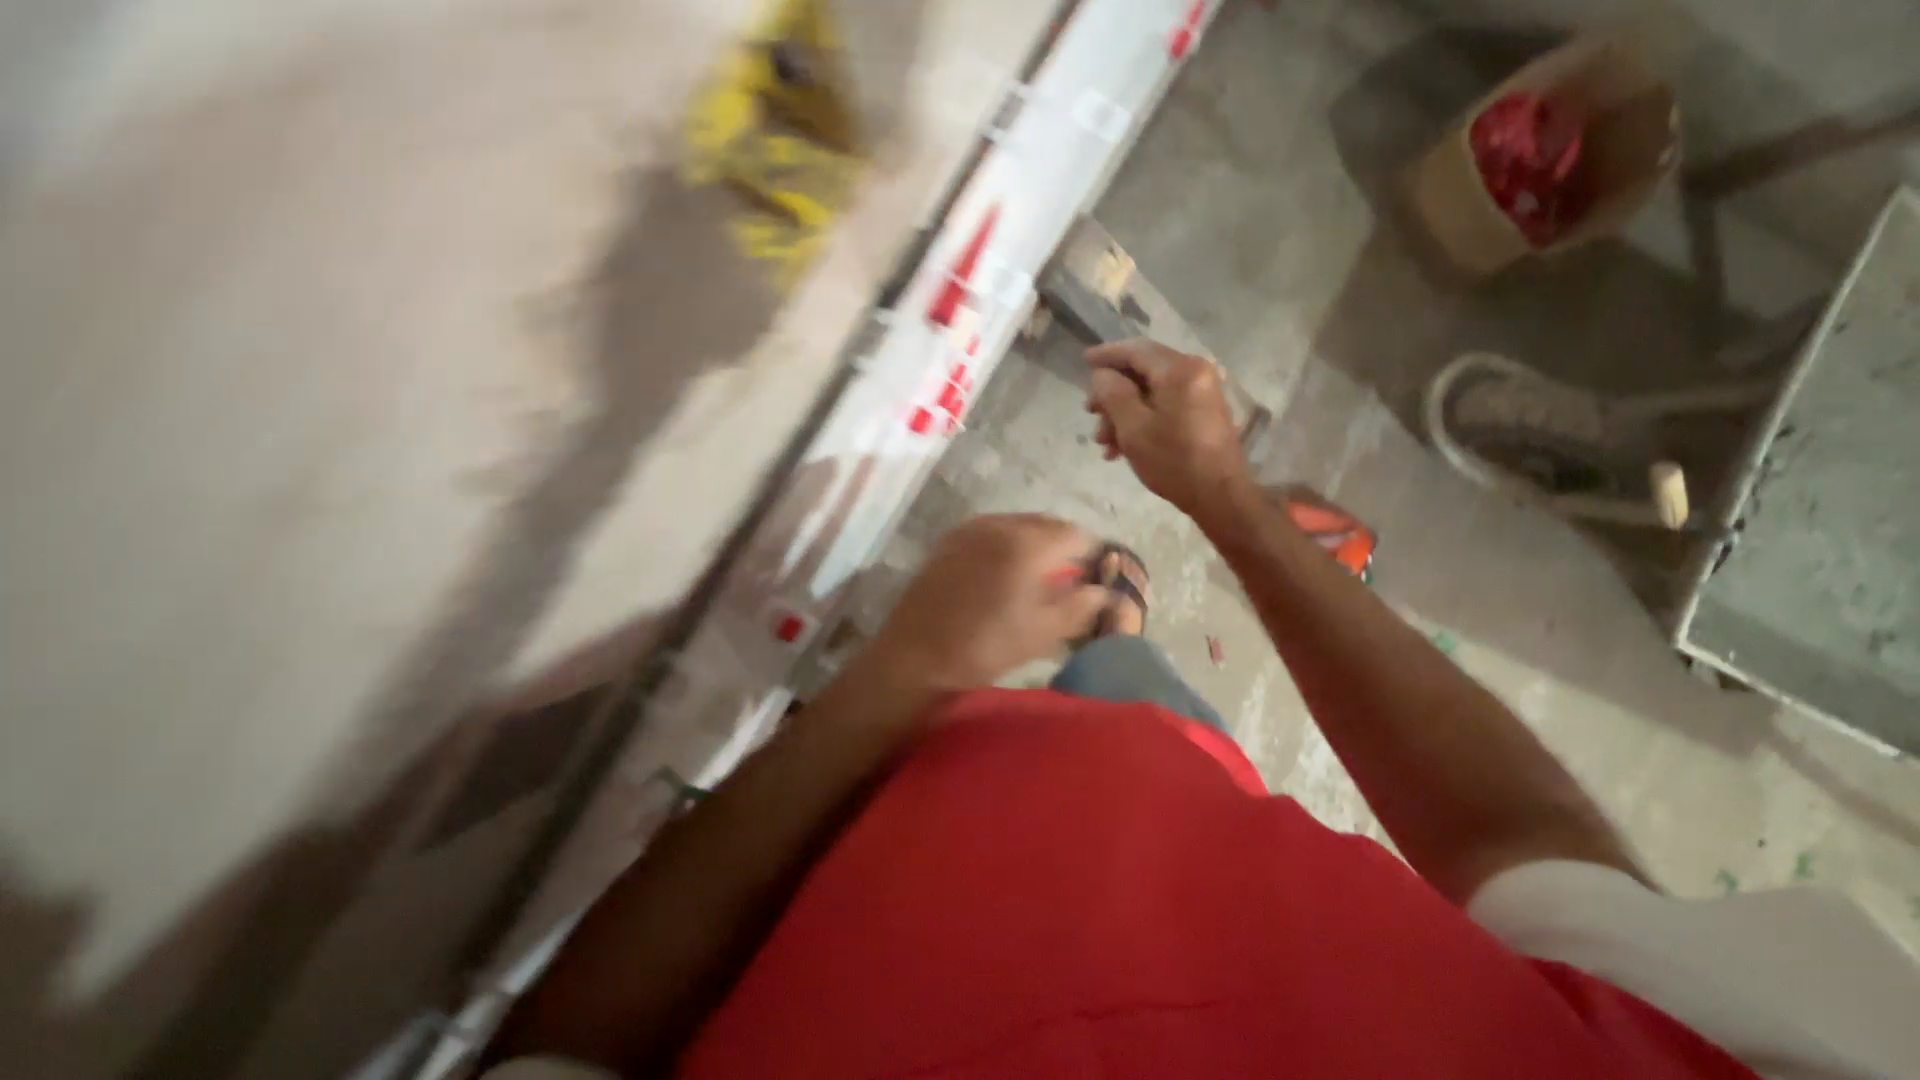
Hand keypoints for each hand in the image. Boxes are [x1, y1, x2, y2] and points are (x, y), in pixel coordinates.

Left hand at [865, 514, 1106, 691]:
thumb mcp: (1043, 632)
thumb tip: (1107, 592)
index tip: (1096, 579)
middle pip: (1048, 525)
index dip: (1094, 556)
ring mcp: (970, 529)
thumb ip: (1082, 606)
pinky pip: (992, 532)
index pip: (1078, 535)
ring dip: (1036, 544)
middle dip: (1065, 547)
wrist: (915, 656)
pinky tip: (1005, 574)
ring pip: (1019, 526)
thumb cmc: (984, 647)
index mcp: (1028, 543)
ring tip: (1039, 578)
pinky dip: (1008, 545)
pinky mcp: (949, 540)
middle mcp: (1000, 524)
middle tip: (1071, 579)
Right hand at [1085, 339, 1251, 517]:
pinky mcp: (1204, 413)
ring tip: (1103, 442)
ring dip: (1124, 413)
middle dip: (1112, 393)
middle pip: (1143, 371)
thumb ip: (1113, 394)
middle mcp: (1195, 372)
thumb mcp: (1133, 427)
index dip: (1106, 355)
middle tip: (1090, 413)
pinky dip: (1142, 420)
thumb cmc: (1174, 460)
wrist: (1220, 496)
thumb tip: (1103, 375)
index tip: (1083, 361)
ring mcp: (1202, 393)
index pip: (1136, 350)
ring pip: (1152, 392)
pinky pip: (1166, 406)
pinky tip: (1122, 447)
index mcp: (1179, 370)